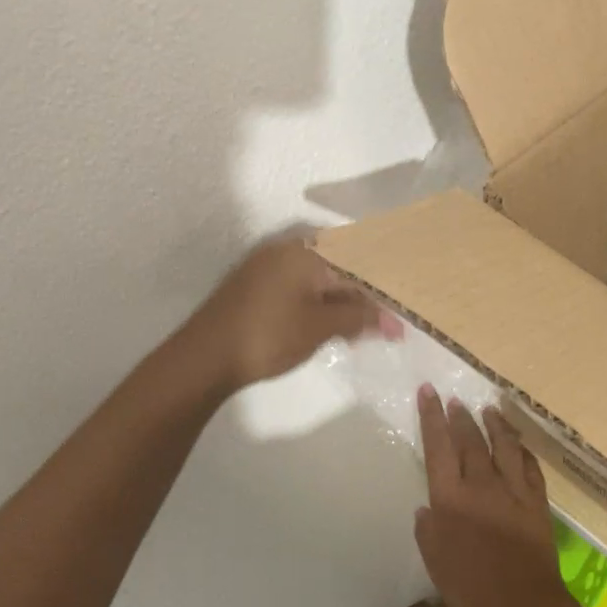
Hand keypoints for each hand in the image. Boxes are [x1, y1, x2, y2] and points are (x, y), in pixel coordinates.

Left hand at [179, 239, 383, 391]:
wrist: (206, 357)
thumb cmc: (269, 336)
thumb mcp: (321, 327)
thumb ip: (359, 318)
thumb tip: (392, 320)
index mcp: (305, 251)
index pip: (359, 262)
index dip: (383, 291)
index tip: (401, 316)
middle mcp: (287, 249)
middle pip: (340, 266)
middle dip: (364, 297)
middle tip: (385, 327)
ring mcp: (269, 266)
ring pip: (320, 279)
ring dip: (343, 303)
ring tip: (360, 334)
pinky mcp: (257, 285)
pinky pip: (301, 287)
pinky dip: (321, 305)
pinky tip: (331, 329)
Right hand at [414, 387, 583, 606]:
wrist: (522, 606)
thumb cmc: (470, 590)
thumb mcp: (436, 564)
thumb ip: (429, 533)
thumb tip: (426, 509)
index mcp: (450, 499)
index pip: (438, 448)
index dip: (432, 418)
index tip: (428, 392)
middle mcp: (482, 486)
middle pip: (470, 441)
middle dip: (460, 416)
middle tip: (454, 399)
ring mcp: (514, 491)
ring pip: (504, 447)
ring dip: (495, 425)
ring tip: (488, 410)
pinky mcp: (538, 503)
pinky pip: (530, 468)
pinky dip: (522, 452)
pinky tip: (519, 446)